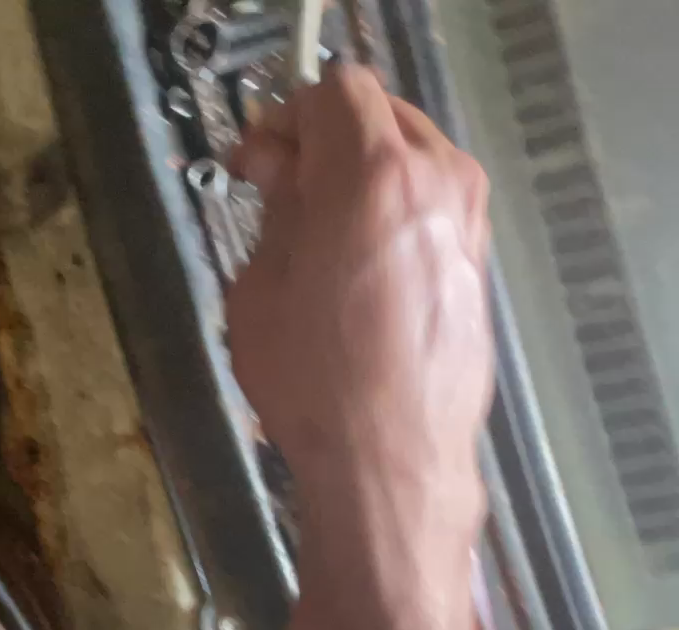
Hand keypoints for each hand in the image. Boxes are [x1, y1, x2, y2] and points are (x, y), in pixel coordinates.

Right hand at [229, 66, 491, 510]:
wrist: (385, 442)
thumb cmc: (303, 372)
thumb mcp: (258, 289)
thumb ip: (276, 213)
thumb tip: (283, 171)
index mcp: (368, 179)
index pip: (333, 94)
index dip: (280, 120)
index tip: (250, 163)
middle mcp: (433, 176)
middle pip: (375, 112)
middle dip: (316, 137)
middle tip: (269, 188)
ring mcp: (463, 209)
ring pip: (404, 150)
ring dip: (350, 168)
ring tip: (304, 226)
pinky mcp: (472, 245)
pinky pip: (423, 191)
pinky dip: (380, 198)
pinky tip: (344, 253)